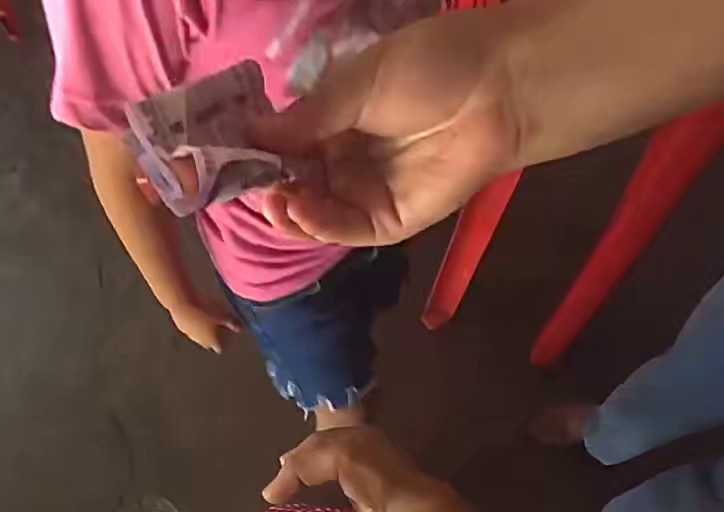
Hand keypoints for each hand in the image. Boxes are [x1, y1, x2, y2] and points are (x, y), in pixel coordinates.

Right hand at [169, 293, 242, 352]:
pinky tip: (195, 315)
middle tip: (216, 329)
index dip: (224, 344)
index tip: (226, 338)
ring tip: (205, 320)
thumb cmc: (205, 309)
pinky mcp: (182, 328)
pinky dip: (193, 326)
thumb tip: (239, 328)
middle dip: (213, 339)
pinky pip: (190, 330)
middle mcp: (201, 342)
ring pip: (198, 338)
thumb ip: (231, 323)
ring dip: (202, 332)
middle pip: (208, 344)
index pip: (219, 348)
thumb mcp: (222, 314)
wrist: (182, 303)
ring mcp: (190, 335)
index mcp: (212, 341)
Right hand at [251, 9, 523, 246]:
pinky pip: (341, 231)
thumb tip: (250, 131)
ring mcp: (362, 198)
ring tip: (271, 199)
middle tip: (241, 185)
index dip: (256, 155)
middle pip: (292, 187)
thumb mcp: (360, 83)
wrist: (500, 89)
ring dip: (286, 212)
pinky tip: (298, 208)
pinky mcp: (383, 225)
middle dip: (265, 188)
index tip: (223, 157)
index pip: (284, 149)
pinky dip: (315, 224)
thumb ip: (307, 117)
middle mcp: (343, 166)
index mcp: (334, 127)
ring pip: (312, 216)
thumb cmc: (432, 68)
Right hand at [263, 427, 529, 511]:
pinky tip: (316, 473)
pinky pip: (371, 453)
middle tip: (273, 490)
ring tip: (286, 473)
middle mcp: (420, 497)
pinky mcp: (420, 482)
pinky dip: (335, 455)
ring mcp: (422, 483)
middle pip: (353, 454)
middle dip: (303, 464)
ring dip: (317, 450)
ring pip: (361, 441)